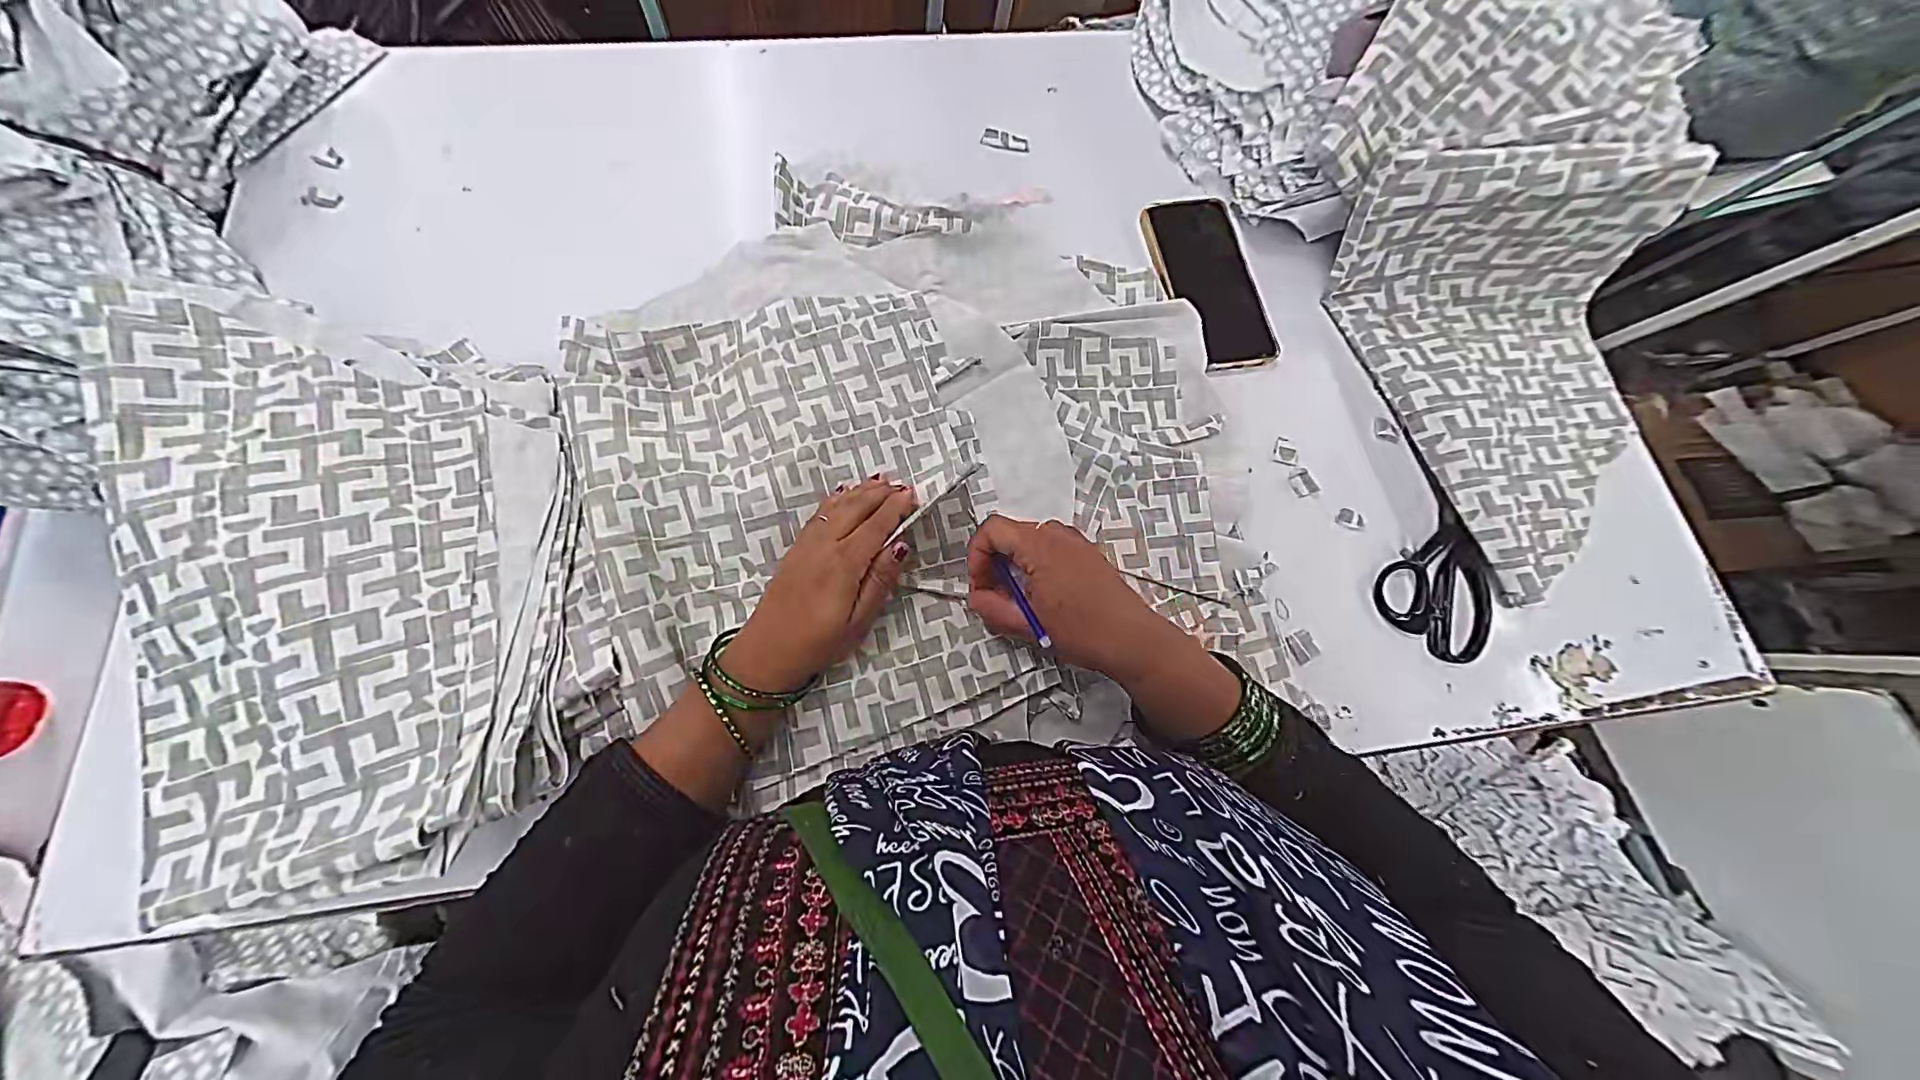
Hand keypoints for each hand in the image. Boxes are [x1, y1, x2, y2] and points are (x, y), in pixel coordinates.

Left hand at [722, 476, 917, 691]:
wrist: (767, 651)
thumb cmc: (817, 643)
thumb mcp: (858, 621)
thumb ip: (880, 580)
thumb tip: (899, 546)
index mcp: (843, 564)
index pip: (876, 525)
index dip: (895, 508)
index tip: (912, 495)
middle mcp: (824, 547)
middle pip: (856, 508)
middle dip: (881, 493)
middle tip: (902, 485)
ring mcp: (806, 546)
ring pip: (837, 508)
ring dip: (860, 492)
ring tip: (880, 481)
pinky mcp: (796, 550)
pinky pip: (820, 515)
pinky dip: (836, 500)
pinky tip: (843, 495)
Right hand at [965, 514, 1186, 681]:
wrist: (1131, 639)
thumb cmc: (1089, 631)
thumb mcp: (1028, 624)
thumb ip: (992, 608)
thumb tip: (978, 599)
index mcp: (1040, 546)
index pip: (992, 530)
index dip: (977, 557)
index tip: (980, 583)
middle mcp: (1058, 536)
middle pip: (1010, 535)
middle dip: (995, 564)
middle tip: (995, 596)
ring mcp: (1075, 543)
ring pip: (1029, 543)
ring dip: (1015, 567)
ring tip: (1020, 601)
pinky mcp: (1086, 555)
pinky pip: (1049, 550)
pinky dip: (1036, 568)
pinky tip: (1042, 599)